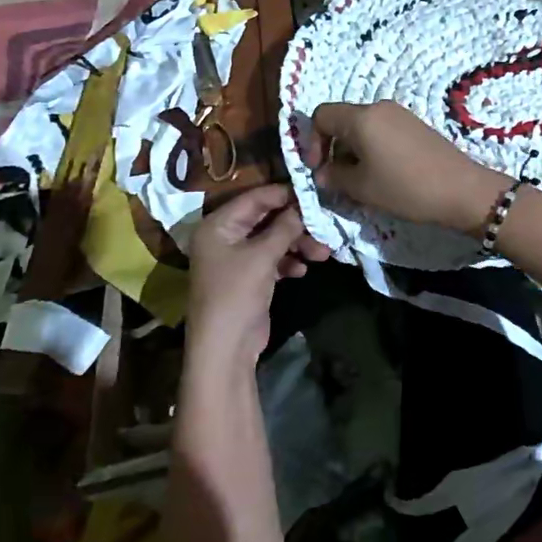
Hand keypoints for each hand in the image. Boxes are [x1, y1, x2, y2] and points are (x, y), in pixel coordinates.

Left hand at [186, 185, 327, 365]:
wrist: (225, 348)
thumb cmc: (237, 293)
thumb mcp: (262, 256)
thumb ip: (284, 227)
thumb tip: (304, 206)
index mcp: (218, 225)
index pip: (254, 198)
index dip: (284, 194)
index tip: (313, 194)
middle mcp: (224, 237)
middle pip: (265, 219)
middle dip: (295, 224)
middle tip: (323, 227)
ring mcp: (236, 258)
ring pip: (272, 240)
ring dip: (296, 244)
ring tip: (321, 254)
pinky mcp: (248, 278)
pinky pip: (272, 259)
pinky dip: (288, 261)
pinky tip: (302, 270)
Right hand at [304, 101, 509, 233]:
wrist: (461, 190)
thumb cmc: (405, 187)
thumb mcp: (362, 187)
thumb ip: (334, 176)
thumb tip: (322, 173)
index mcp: (361, 117)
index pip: (321, 115)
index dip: (312, 141)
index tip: (318, 168)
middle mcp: (379, 107)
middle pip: (342, 120)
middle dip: (333, 148)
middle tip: (338, 179)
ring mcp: (400, 114)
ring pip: (362, 127)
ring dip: (353, 151)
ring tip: (361, 181)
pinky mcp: (415, 125)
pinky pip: (382, 131)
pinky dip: (372, 149)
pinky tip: (383, 174)